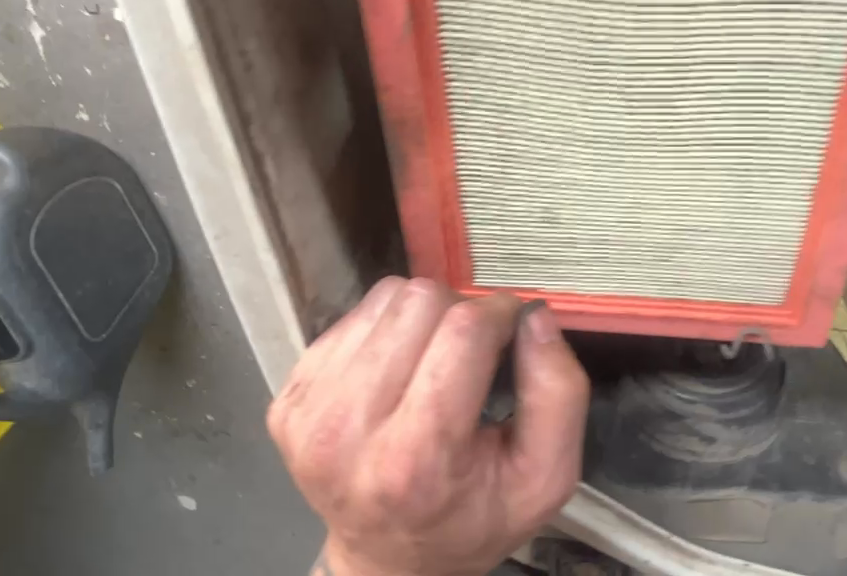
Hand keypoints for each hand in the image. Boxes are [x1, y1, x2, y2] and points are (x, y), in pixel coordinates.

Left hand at [268, 277, 590, 575]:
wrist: (385, 564)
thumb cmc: (472, 518)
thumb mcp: (545, 477)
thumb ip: (559, 393)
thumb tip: (534, 315)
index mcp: (416, 456)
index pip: (463, 331)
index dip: (500, 314)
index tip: (512, 330)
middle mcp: (348, 428)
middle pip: (421, 301)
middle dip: (462, 310)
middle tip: (474, 350)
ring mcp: (309, 409)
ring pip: (388, 296)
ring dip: (425, 313)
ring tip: (435, 357)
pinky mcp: (288, 394)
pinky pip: (358, 313)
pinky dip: (390, 325)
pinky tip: (400, 367)